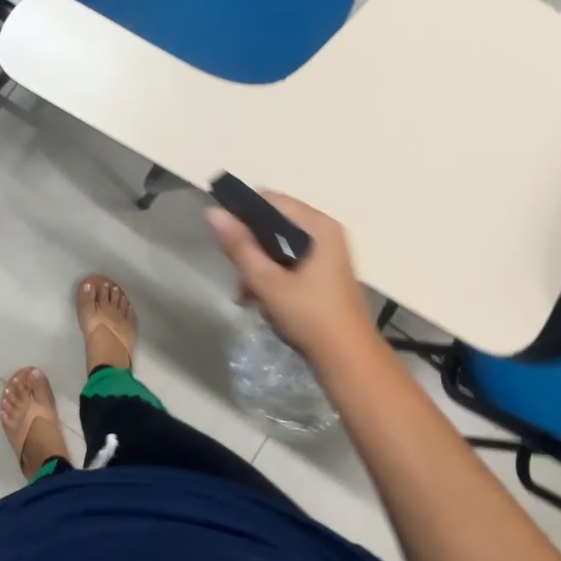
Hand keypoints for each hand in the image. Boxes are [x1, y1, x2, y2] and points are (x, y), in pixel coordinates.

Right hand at [205, 192, 373, 362]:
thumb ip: (240, 246)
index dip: (243, 215)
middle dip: (250, 248)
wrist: (349, 360)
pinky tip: (259, 300)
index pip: (271, 200)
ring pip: (279, 246)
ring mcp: (327, 253)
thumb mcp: (268, 281)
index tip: (225, 240)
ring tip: (246, 296)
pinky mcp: (324, 272)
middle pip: (274, 224)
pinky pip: (290, 261)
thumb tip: (212, 212)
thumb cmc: (310, 316)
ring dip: (258, 267)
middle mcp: (325, 232)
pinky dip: (272, 276)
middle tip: (238, 277)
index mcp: (318, 226)